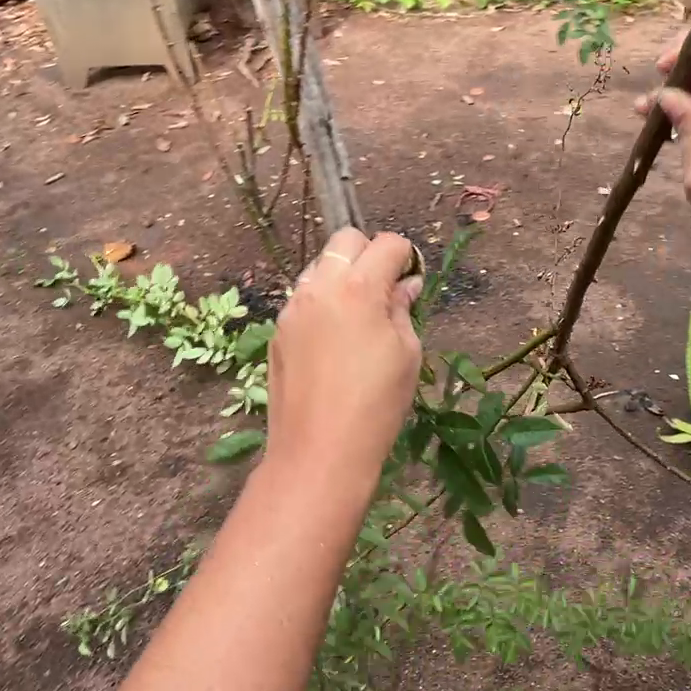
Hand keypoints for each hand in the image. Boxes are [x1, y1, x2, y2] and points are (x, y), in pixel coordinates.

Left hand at [266, 229, 423, 482]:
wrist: (320, 451)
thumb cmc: (377, 404)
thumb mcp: (407, 354)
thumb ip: (402, 309)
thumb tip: (404, 286)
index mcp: (359, 288)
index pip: (387, 244)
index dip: (406, 258)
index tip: (412, 282)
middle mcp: (320, 286)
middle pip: (346, 240)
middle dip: (369, 254)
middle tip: (384, 291)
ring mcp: (293, 307)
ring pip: (320, 266)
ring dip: (343, 276)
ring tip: (358, 317)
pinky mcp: (278, 330)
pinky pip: (304, 298)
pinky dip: (323, 303)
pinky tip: (335, 341)